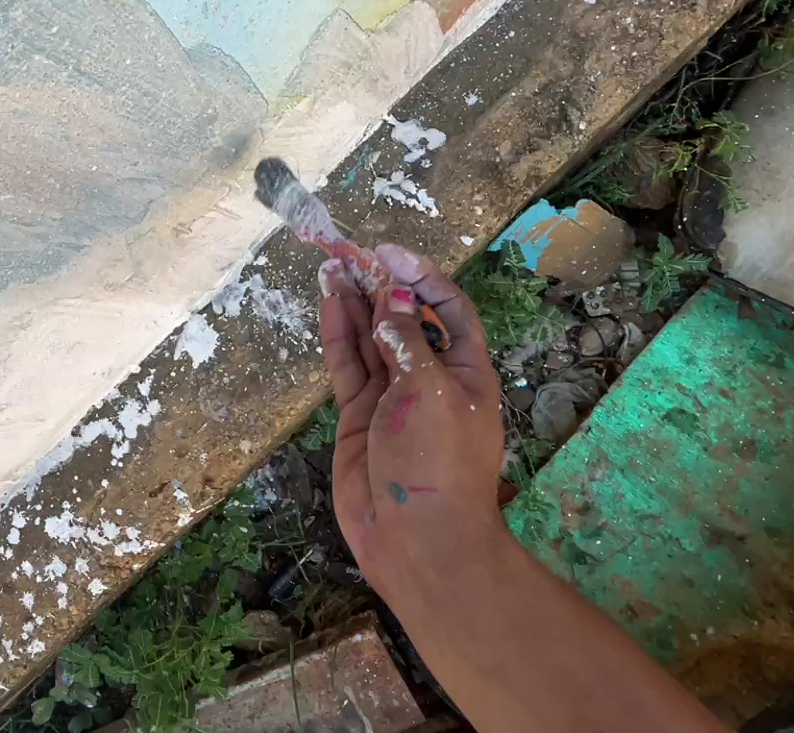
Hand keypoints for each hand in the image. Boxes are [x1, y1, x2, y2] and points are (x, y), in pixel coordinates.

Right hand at [318, 243, 508, 612]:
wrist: (418, 540)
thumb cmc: (439, 461)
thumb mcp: (432, 390)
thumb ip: (407, 339)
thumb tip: (395, 296)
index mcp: (466, 371)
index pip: (447, 309)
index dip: (420, 278)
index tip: (388, 255)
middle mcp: (428, 376)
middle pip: (402, 317)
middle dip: (378, 284)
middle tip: (347, 252)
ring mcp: (390, 394)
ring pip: (370, 336)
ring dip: (353, 301)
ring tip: (330, 266)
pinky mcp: (359, 412)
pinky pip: (347, 363)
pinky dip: (337, 332)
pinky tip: (328, 302)